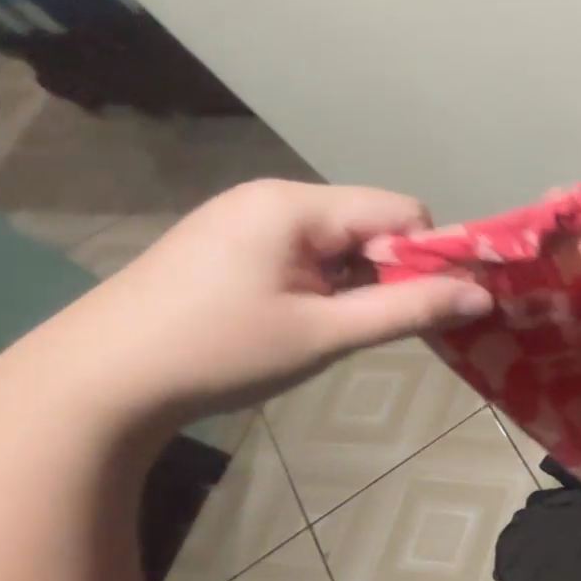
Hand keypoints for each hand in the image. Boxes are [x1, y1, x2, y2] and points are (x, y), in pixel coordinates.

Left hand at [35, 180, 492, 424]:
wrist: (97, 383)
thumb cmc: (219, 352)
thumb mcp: (326, 334)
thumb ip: (410, 309)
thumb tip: (484, 296)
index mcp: (296, 206)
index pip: (403, 211)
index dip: (429, 257)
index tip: (427, 307)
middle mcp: (274, 197)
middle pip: (375, 222)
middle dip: (396, 270)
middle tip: (381, 324)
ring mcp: (248, 217)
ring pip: (346, 240)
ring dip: (363, 281)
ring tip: (339, 327)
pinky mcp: (233, 243)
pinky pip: (311, 250)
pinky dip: (331, 282)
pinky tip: (309, 318)